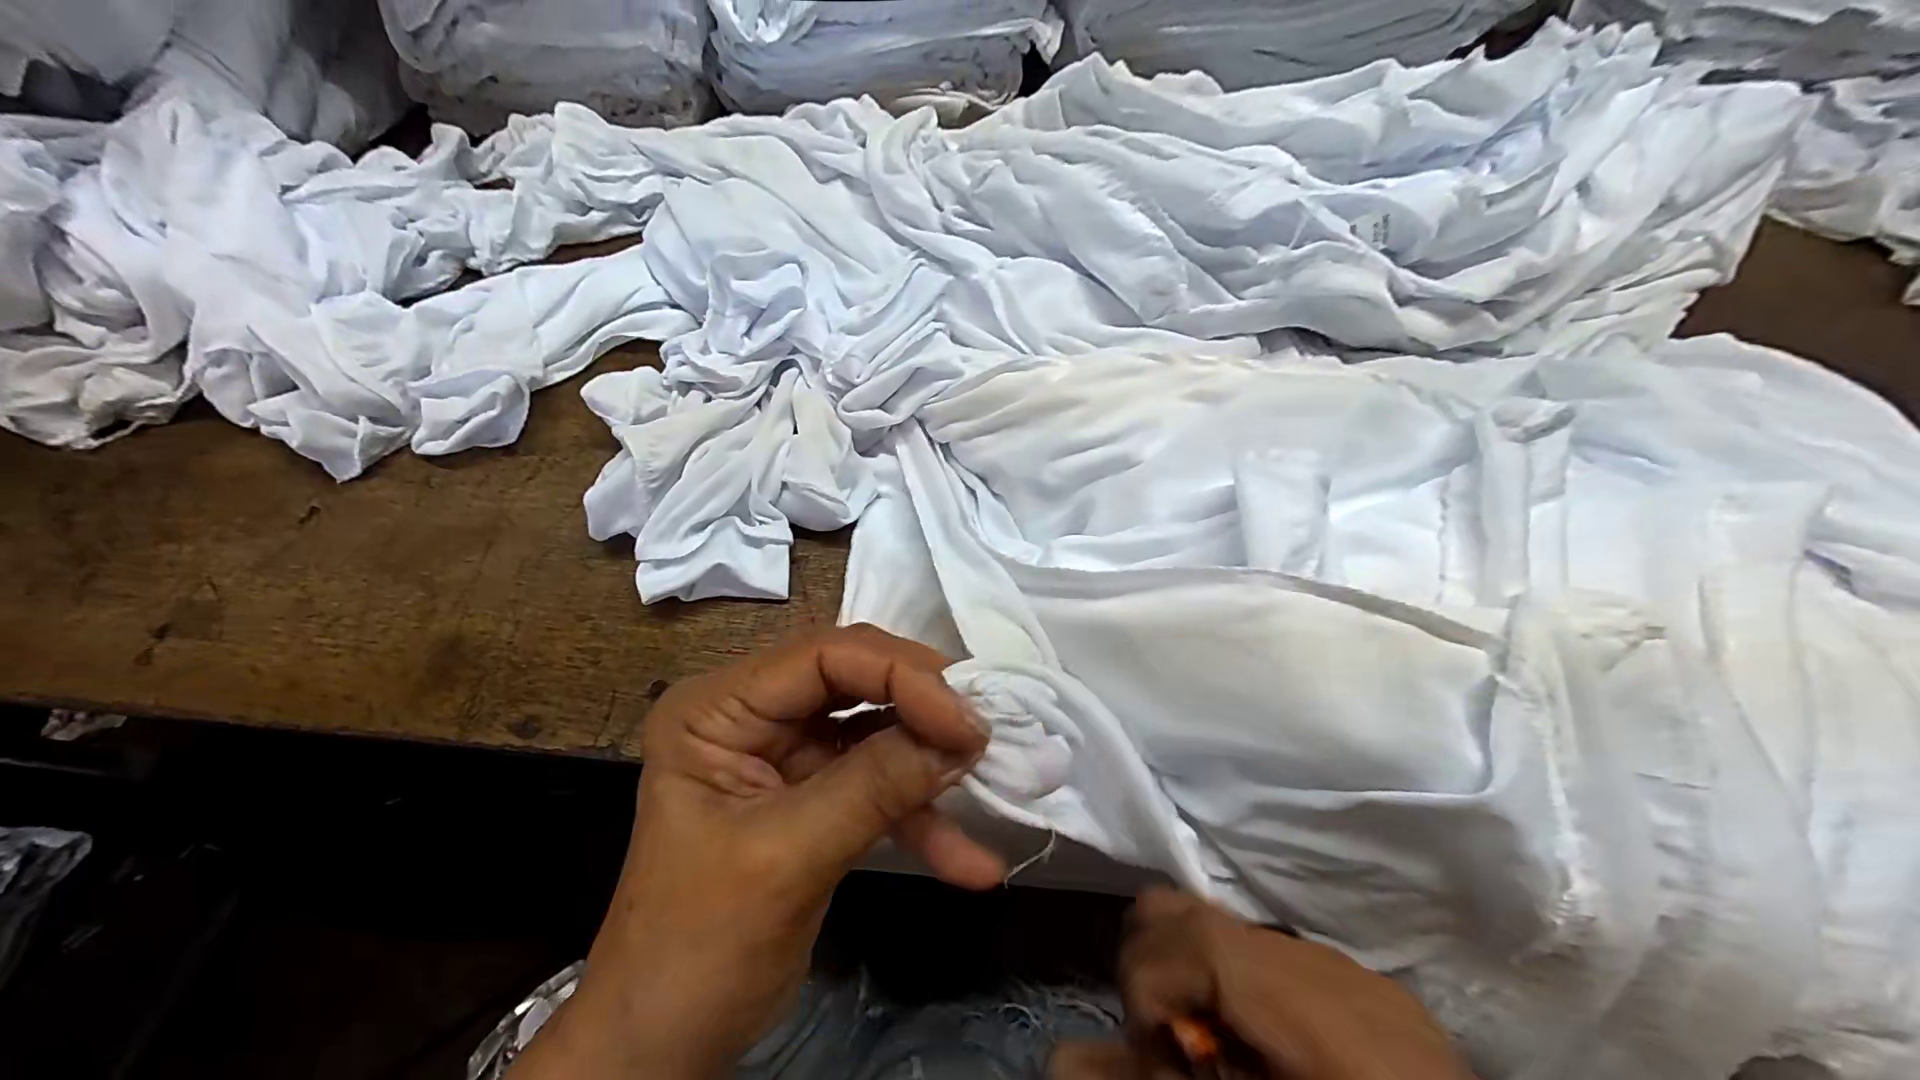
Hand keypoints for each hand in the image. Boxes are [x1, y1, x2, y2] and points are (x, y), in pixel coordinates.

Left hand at [506, 625, 1004, 1079]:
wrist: (664, 1043)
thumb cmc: (698, 947)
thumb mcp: (787, 858)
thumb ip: (876, 787)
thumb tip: (964, 738)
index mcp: (718, 707)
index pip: (824, 656)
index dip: (902, 677)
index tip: (967, 722)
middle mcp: (751, 713)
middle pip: (856, 681)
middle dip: (922, 709)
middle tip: (983, 735)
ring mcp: (785, 753)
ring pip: (875, 730)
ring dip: (931, 763)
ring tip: (989, 780)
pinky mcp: (813, 795)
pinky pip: (877, 785)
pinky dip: (921, 820)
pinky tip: (969, 862)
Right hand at [1052, 888, 1469, 1079]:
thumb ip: (1164, 1074)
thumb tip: (1062, 1057)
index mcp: (1303, 1001)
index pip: (1188, 932)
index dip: (1144, 981)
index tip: (1155, 1051)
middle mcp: (1317, 963)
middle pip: (1185, 909)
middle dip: (1150, 967)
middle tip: (1169, 1043)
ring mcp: (1343, 969)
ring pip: (1220, 927)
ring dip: (1190, 980)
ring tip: (1211, 1051)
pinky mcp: (1363, 987)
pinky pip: (1266, 957)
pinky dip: (1235, 993)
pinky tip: (1260, 1052)